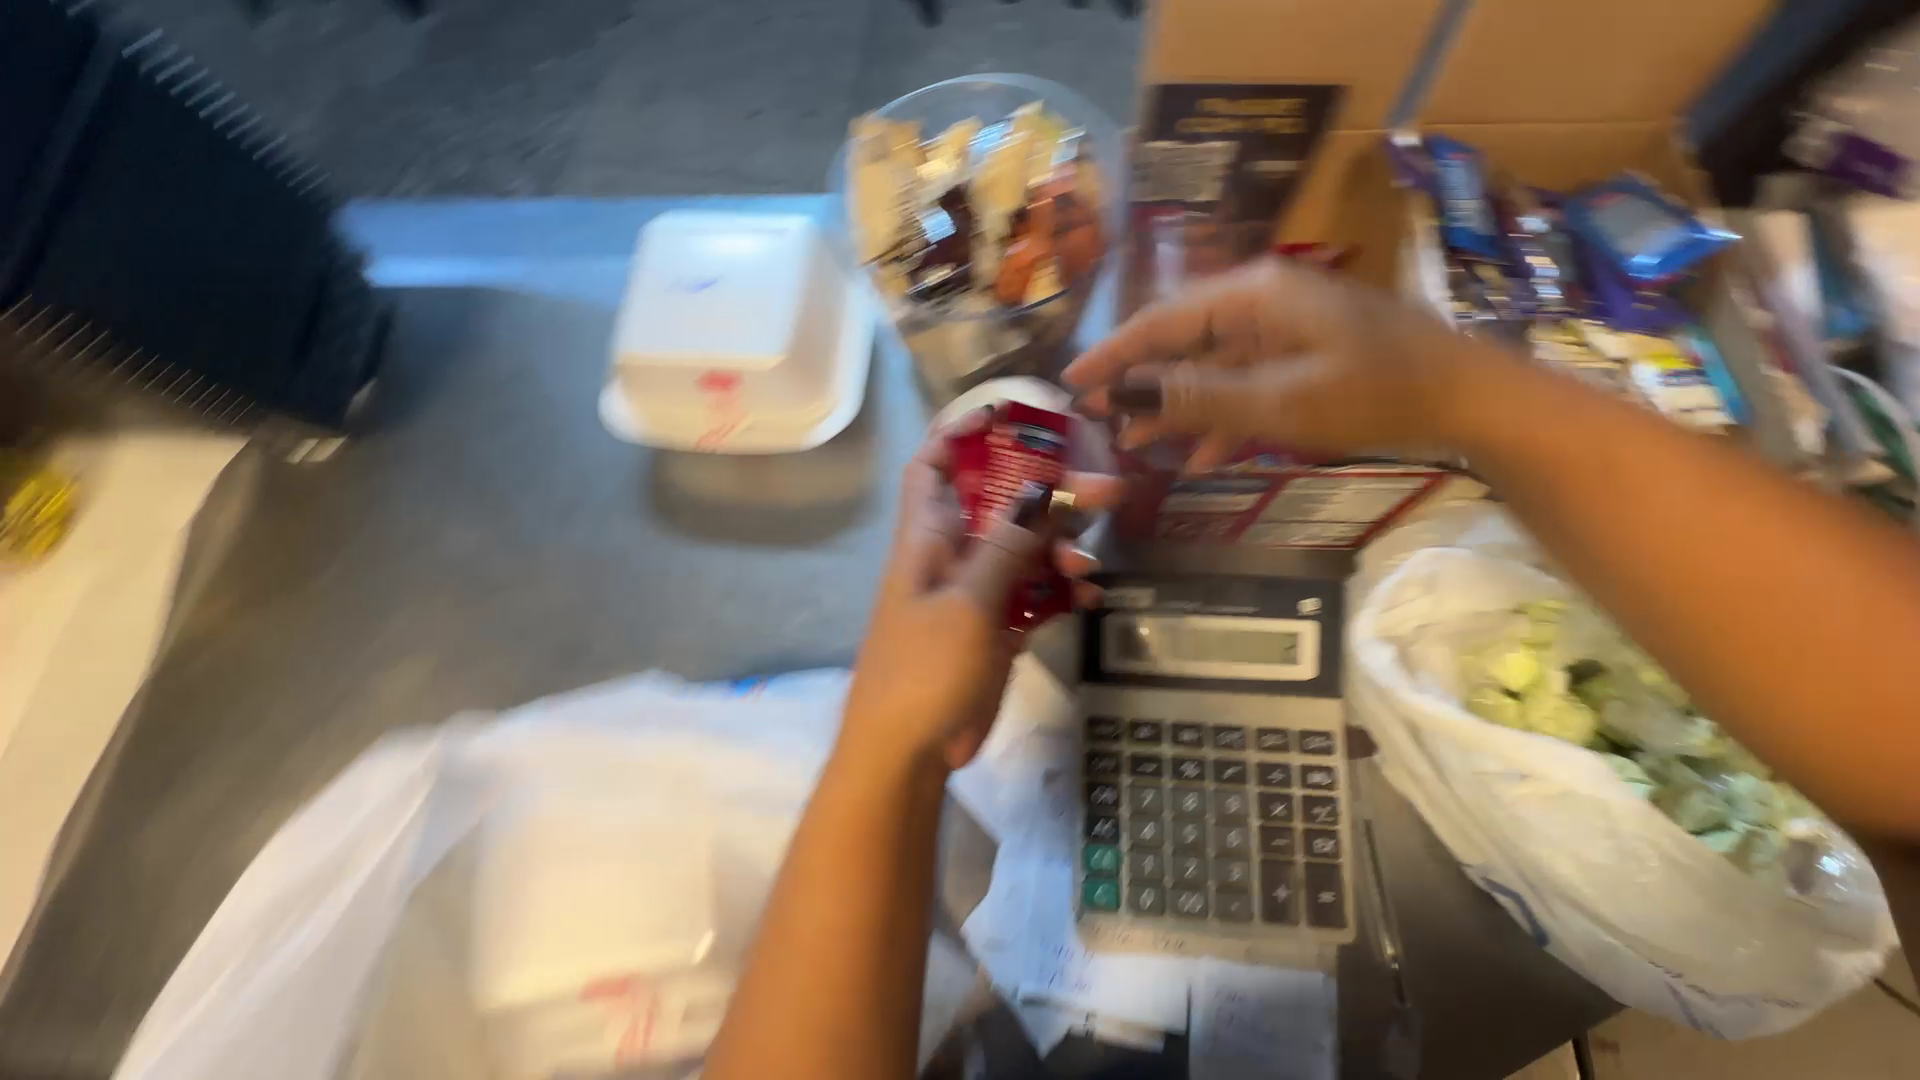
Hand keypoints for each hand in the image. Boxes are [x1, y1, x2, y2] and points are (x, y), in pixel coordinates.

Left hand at [841, 422, 1118, 772]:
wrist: (909, 751)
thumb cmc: (922, 672)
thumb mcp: (967, 605)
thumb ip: (1005, 546)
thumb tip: (1039, 487)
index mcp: (928, 538)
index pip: (935, 467)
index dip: (962, 435)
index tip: (1010, 417)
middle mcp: (954, 555)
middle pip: (1001, 503)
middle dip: (1049, 493)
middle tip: (1104, 490)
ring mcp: (978, 591)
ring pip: (1026, 547)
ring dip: (1061, 548)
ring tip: (1088, 566)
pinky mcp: (999, 626)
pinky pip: (1037, 593)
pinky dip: (1062, 591)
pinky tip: (1089, 598)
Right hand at [1064, 257, 1507, 470]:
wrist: (1468, 398)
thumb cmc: (1374, 392)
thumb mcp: (1278, 402)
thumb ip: (1197, 397)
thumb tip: (1125, 395)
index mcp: (1251, 296)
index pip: (1161, 321)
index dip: (1113, 355)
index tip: (1071, 382)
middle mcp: (1259, 303)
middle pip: (1180, 343)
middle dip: (1139, 386)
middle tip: (1097, 420)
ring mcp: (1281, 330)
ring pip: (1208, 370)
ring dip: (1174, 409)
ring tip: (1135, 448)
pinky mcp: (1300, 357)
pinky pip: (1243, 386)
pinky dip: (1219, 420)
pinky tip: (1199, 458)